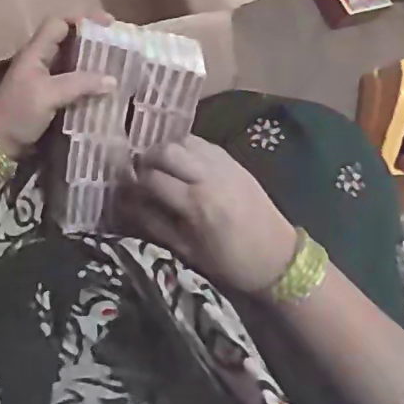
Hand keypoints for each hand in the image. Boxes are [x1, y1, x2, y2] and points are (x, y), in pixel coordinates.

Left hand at [0, 15, 115, 157]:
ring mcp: (45, 78)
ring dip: (93, 61)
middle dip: (93, 39)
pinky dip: (89, 81)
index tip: (107, 24)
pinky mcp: (50, 95)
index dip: (82, 18)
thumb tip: (112, 80)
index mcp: (36, 51)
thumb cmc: (18, 112)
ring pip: (73, 60)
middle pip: (68, 39)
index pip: (59, 22)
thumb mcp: (49, 95)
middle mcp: (41, 59)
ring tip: (117, 64)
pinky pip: (74, 80)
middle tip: (118, 46)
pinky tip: (105, 88)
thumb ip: (80, 84)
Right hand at [130, 136, 299, 294]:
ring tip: (160, 167)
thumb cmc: (230, 263)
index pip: (152, 179)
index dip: (133, 182)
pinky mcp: (234, 161)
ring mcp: (224, 164)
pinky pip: (202, 143)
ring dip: (166, 150)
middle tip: (139, 172)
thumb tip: (127, 203)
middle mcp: (209, 176)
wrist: (279, 259)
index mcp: (197, 204)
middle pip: (166, 150)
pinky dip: (186, 148)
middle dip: (146, 158)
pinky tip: (182, 164)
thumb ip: (154, 223)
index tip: (124, 188)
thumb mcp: (187, 252)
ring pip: (184, 141)